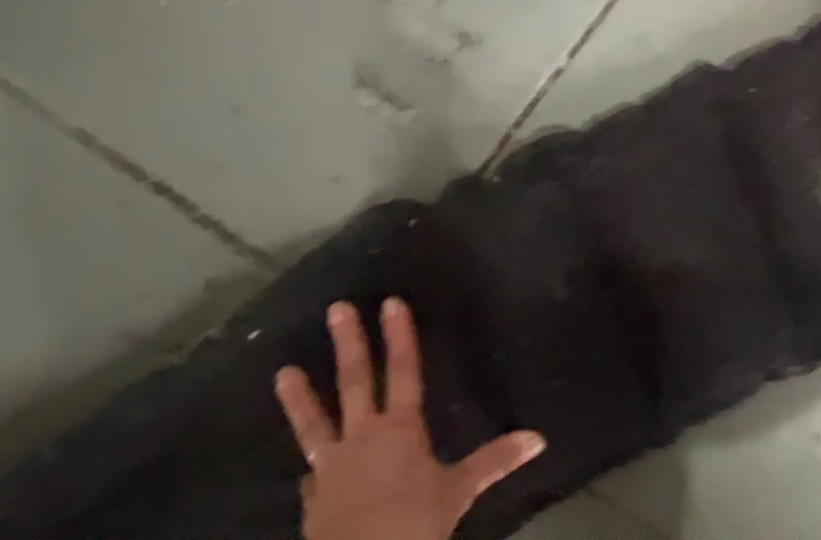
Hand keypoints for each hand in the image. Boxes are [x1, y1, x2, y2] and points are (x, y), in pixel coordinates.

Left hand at [274, 299, 545, 539]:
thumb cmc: (414, 524)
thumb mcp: (459, 492)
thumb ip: (494, 461)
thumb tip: (538, 438)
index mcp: (400, 429)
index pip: (403, 371)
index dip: (399, 336)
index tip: (390, 303)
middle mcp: (362, 437)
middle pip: (355, 381)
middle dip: (349, 343)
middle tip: (336, 308)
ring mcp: (331, 466)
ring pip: (314, 422)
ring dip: (300, 398)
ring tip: (282, 372)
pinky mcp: (313, 498)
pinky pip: (311, 473)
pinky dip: (310, 466)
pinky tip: (305, 468)